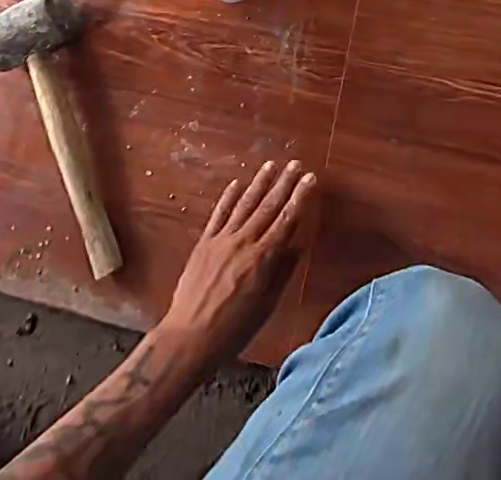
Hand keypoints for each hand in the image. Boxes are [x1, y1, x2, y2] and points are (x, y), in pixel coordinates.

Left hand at [160, 159, 316, 355]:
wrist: (190, 337)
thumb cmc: (234, 328)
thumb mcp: (266, 305)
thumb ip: (281, 272)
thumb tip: (296, 246)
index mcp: (263, 258)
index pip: (287, 220)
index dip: (300, 197)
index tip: (310, 179)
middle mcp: (244, 242)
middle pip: (268, 206)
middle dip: (284, 183)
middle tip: (295, 163)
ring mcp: (222, 240)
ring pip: (245, 204)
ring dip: (260, 183)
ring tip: (271, 165)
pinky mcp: (205, 243)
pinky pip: (219, 214)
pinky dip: (228, 197)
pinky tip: (236, 183)